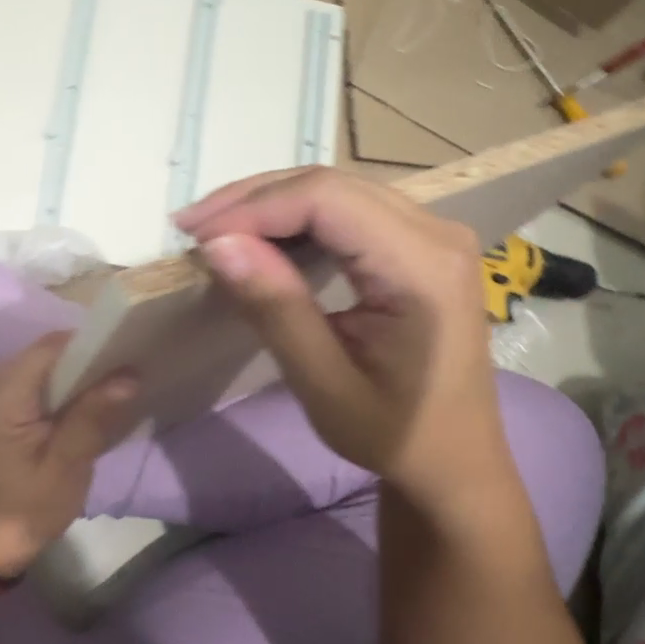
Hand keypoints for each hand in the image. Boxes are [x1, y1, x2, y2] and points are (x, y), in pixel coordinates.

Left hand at [0, 332, 138, 575]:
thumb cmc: (29, 507)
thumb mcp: (68, 466)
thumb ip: (93, 416)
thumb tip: (128, 375)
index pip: (51, 348)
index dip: (90, 349)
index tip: (125, 361)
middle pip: (44, 353)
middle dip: (84, 363)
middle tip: (122, 382)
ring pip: (39, 363)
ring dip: (71, 375)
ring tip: (105, 394)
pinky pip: (28, 377)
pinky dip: (54, 386)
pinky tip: (76, 406)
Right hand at [174, 167, 503, 491]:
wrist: (454, 458)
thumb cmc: (393, 434)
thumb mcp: (325, 385)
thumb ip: (276, 310)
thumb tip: (218, 245)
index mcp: (422, 267)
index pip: (327, 200)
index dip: (254, 208)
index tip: (196, 238)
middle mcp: (437, 233)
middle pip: (330, 185)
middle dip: (253, 199)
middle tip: (190, 228)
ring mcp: (433, 232)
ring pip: (335, 189)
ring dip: (269, 203)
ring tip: (213, 230)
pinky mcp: (419, 242)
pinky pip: (348, 208)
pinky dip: (294, 216)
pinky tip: (257, 236)